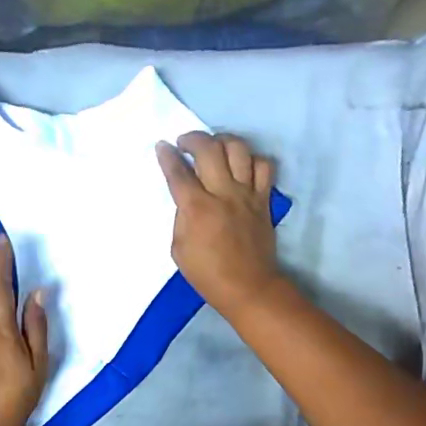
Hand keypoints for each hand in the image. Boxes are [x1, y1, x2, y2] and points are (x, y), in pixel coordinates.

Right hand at [155, 131, 284, 313]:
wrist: (247, 286)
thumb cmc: (207, 274)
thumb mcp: (179, 249)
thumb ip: (182, 218)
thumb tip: (188, 199)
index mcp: (197, 208)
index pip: (178, 172)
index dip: (167, 156)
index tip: (162, 146)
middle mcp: (223, 193)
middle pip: (209, 149)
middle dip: (193, 139)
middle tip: (184, 143)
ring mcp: (247, 194)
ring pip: (238, 149)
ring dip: (222, 141)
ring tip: (213, 146)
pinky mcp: (263, 199)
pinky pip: (263, 166)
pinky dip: (251, 159)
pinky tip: (241, 165)